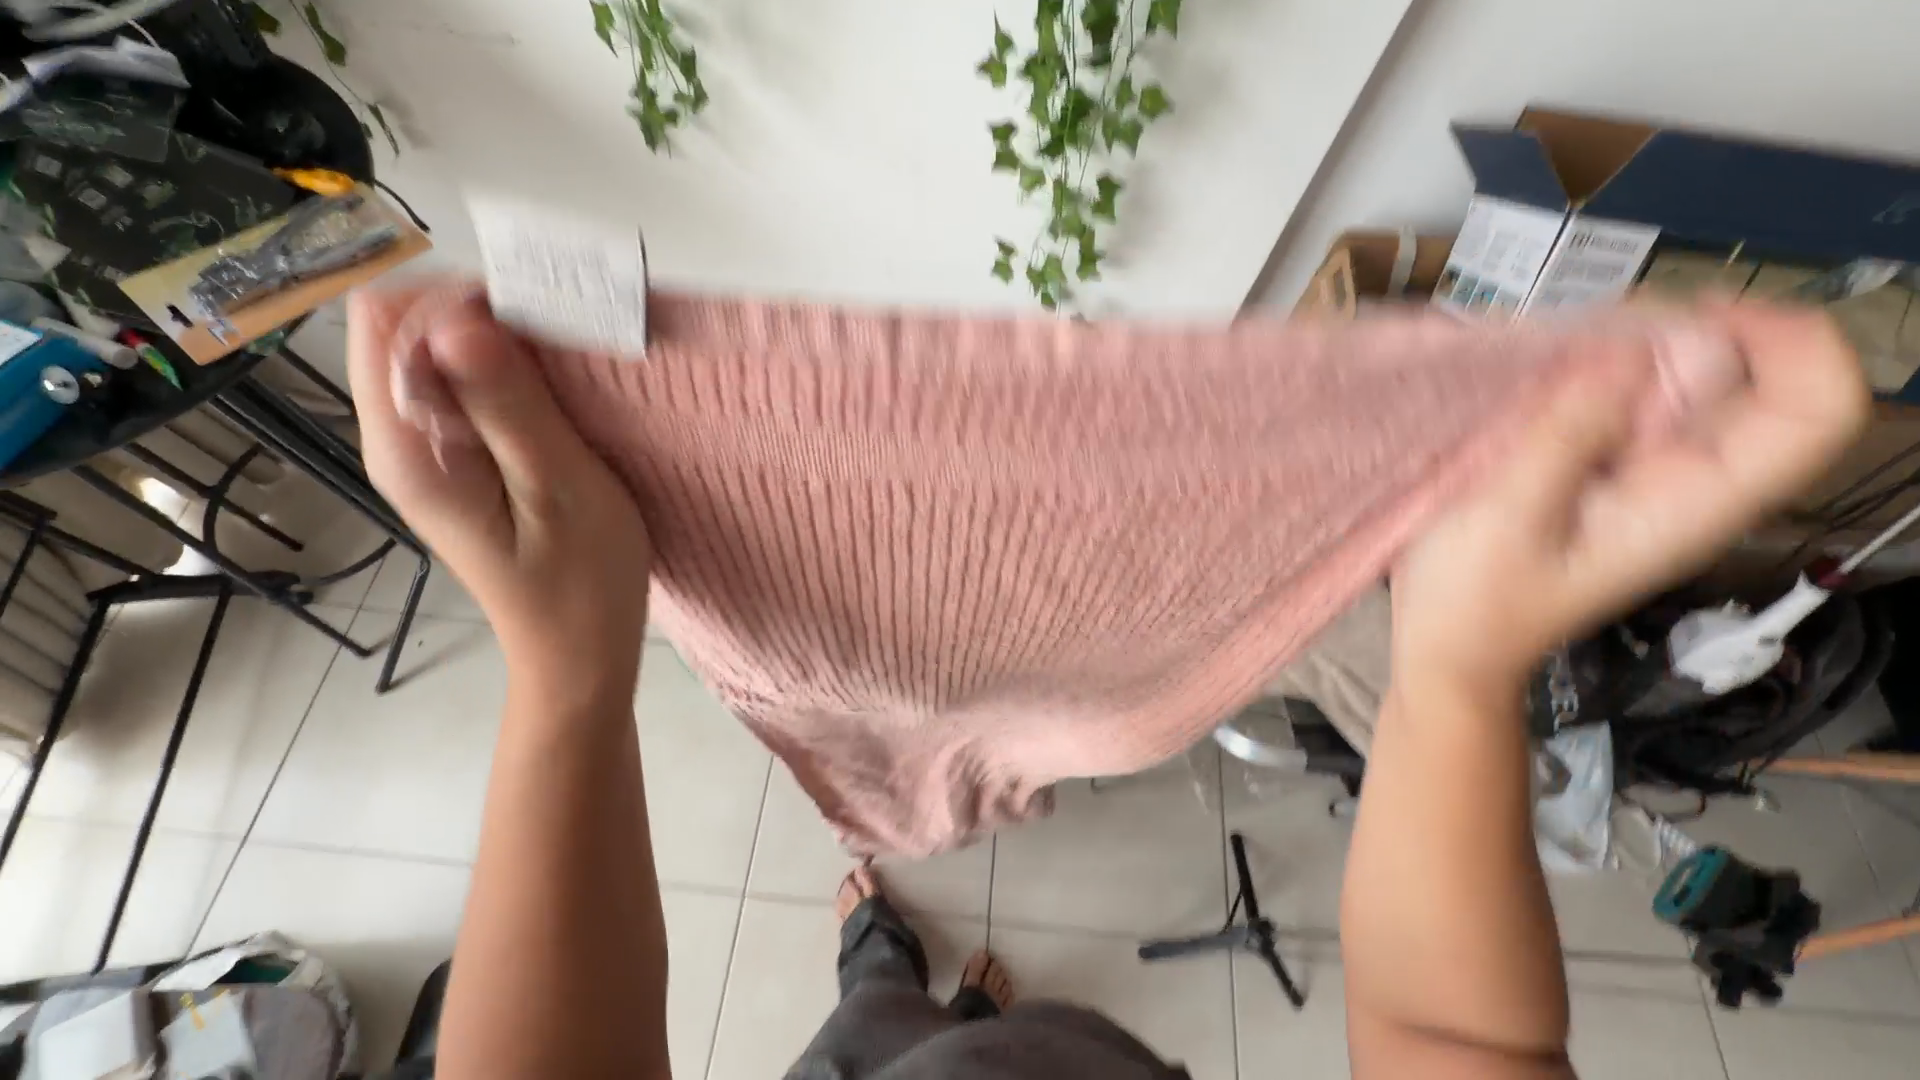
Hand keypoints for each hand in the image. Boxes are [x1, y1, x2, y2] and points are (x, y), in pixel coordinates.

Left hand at [347, 283, 652, 697]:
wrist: (580, 652)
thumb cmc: (581, 581)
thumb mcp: (559, 490)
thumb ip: (509, 407)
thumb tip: (461, 319)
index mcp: (407, 449)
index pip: (388, 323)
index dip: (455, 301)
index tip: (534, 322)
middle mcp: (396, 441)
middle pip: (403, 330)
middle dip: (476, 315)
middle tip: (557, 342)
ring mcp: (423, 452)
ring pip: (434, 355)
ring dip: (495, 344)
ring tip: (562, 366)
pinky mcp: (454, 463)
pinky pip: (460, 388)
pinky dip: (503, 373)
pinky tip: (553, 395)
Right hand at [1389, 304, 1868, 699]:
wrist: (1448, 649)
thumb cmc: (1475, 601)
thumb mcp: (1508, 517)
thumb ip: (1565, 438)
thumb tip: (1619, 358)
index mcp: (1690, 504)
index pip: (1812, 413)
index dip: (1789, 343)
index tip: (1701, 312)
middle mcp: (1685, 485)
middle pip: (1744, 382)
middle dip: (1678, 337)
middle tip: (1587, 333)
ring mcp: (1642, 480)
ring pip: (1678, 388)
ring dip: (1624, 354)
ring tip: (1550, 355)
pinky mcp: (1599, 477)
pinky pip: (1622, 408)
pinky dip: (1588, 380)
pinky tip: (1536, 384)